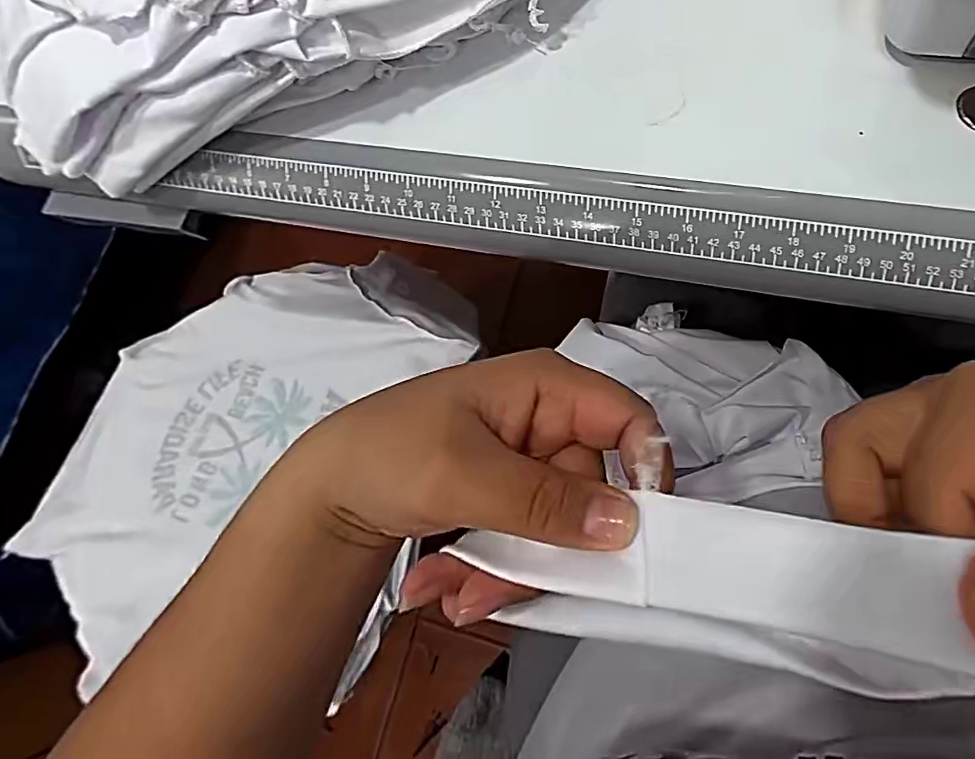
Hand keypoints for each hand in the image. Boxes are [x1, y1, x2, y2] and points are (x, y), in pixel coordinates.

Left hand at [278, 350, 669, 625]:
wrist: (329, 490)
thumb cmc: (385, 449)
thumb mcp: (464, 474)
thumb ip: (545, 500)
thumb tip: (622, 521)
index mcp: (547, 386)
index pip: (627, 417)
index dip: (645, 467)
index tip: (638, 532)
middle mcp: (549, 420)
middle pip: (595, 491)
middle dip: (554, 549)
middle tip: (502, 583)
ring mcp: (534, 461)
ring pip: (565, 528)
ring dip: (516, 569)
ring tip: (458, 588)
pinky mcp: (518, 496)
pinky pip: (537, 541)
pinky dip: (500, 570)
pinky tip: (453, 581)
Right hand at [823, 362, 974, 658]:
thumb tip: (974, 618)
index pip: (925, 477)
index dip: (946, 551)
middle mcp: (940, 405)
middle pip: (855, 444)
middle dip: (872, 524)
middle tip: (923, 587)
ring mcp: (929, 439)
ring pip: (855, 473)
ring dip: (881, 539)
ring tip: (939, 586)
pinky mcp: (929, 474)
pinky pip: (877, 504)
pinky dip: (893, 549)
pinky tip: (950, 579)